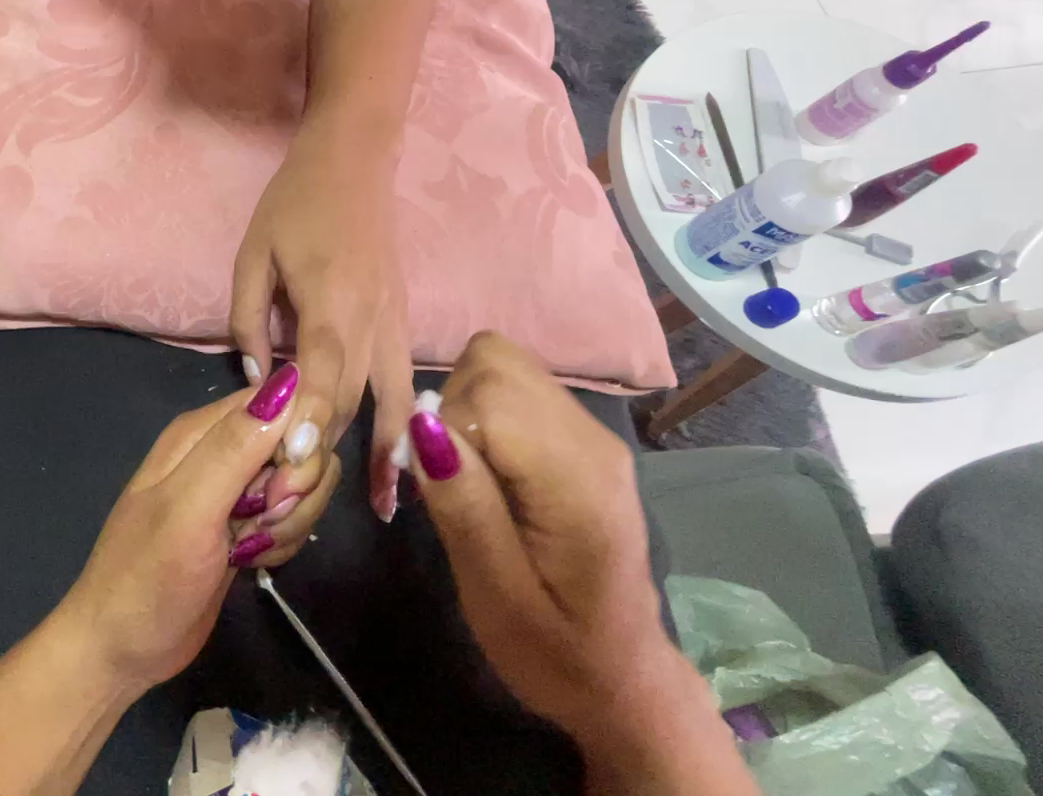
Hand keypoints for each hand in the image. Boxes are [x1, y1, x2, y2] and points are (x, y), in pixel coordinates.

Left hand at [51, 375, 303, 691]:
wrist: (123, 648)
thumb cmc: (147, 577)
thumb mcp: (188, 510)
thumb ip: (234, 449)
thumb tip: (289, 381)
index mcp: (200, 430)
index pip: (282, 399)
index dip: (299, 438)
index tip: (284, 484)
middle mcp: (221, 449)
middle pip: (299, 441)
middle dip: (297, 486)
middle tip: (261, 522)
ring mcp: (236, 488)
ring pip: (302, 480)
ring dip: (291, 518)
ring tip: (250, 547)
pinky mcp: (248, 522)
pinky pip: (292, 513)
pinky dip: (284, 540)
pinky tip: (253, 561)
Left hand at [230, 125, 413, 533]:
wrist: (355, 160)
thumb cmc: (294, 204)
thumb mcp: (253, 256)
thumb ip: (250, 320)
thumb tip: (256, 379)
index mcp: (332, 300)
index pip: (323, 370)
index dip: (310, 417)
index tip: (295, 465)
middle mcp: (374, 320)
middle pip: (354, 396)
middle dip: (331, 449)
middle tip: (302, 502)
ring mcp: (398, 322)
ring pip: (392, 398)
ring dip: (383, 450)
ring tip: (380, 506)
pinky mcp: (406, 321)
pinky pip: (405, 382)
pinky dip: (403, 423)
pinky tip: (404, 457)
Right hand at [403, 332, 736, 775]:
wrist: (620, 679)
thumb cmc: (553, 649)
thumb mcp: (495, 595)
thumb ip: (464, 506)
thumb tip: (422, 422)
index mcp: (577, 478)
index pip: (490, 390)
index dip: (444, 424)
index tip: (435, 485)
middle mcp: (591, 438)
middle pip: (495, 362)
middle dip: (450, 407)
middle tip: (447, 478)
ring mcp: (589, 433)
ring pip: (500, 366)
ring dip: (462, 409)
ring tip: (463, 477)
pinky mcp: (578, 438)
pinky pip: (512, 389)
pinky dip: (479, 416)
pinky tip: (483, 475)